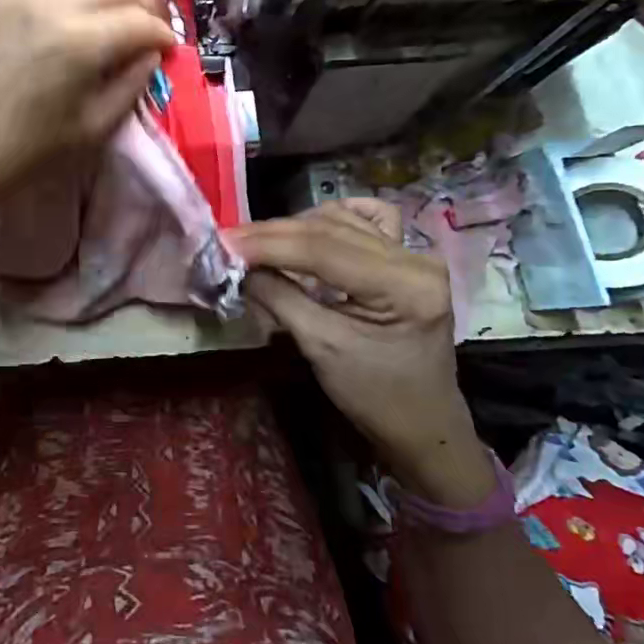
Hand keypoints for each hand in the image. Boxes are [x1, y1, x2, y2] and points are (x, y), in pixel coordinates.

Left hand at [0, 0, 175, 209]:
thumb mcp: (88, 130)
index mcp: (83, 42)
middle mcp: (54, 3)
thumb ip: (127, 87)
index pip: (142, 22)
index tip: (170, 51)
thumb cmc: (20, 152)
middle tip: (150, 26)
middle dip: (145, 3)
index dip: (165, 35)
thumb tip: (150, 54)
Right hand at [228, 199, 496, 508]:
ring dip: (295, 228)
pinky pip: (365, 223)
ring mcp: (414, 254)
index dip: (269, 243)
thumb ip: (279, 297)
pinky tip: (306, 230)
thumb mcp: (320, 347)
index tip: (224, 242)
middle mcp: (415, 258)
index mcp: (404, 284)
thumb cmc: (373, 395)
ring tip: (255, 242)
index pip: (324, 249)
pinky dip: (330, 222)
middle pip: (332, 229)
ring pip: (343, 221)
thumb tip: (237, 266)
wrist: (420, 422)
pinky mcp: (406, 258)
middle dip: (274, 233)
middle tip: (228, 239)